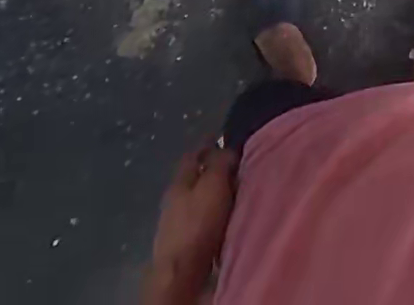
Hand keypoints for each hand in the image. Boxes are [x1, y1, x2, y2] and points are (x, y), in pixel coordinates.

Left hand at [141, 142, 238, 304]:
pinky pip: (204, 221)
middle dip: (214, 170)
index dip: (209, 143)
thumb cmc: (198, 224)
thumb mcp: (213, 184)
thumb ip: (220, 163)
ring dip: (216, 195)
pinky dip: (216, 216)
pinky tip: (229, 220)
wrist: (182, 277)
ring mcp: (177, 224)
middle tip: (238, 166)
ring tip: (238, 194)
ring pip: (200, 200)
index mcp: (179, 180)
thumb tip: (226, 148)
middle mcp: (174, 199)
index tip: (225, 136)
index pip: (193, 152)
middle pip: (196, 177)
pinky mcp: (185, 246)